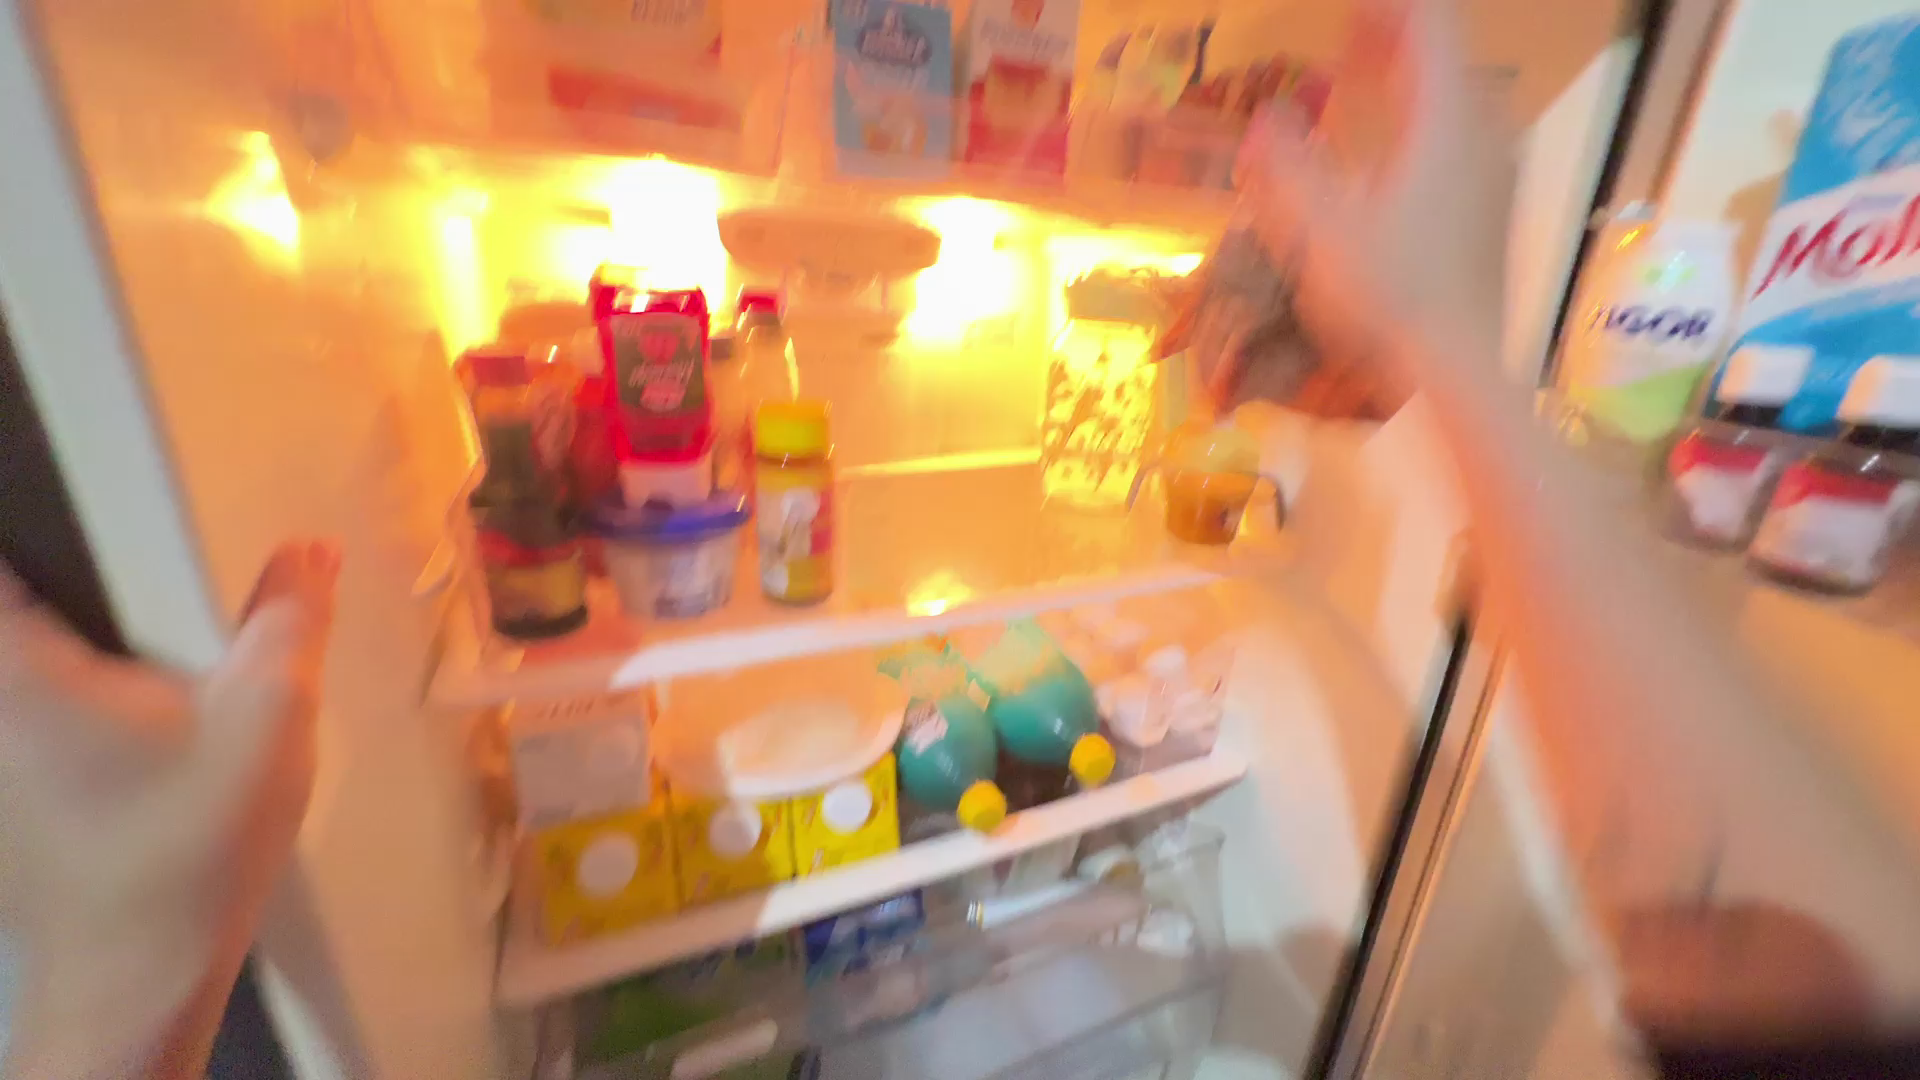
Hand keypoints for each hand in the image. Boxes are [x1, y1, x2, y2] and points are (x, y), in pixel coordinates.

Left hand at [1, 541, 338, 1076]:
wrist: (142, 961)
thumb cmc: (197, 830)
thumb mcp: (269, 711)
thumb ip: (289, 620)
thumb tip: (310, 545)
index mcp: (18, 672)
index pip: (6, 560)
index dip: (38, 510)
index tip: (107, 491)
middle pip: (31, 605)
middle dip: (99, 578)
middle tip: (179, 567)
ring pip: (41, 657)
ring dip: (104, 624)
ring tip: (189, 620)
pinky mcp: (14, 778)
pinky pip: (48, 696)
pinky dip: (100, 673)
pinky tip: (166, 690)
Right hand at [1232, 0, 1516, 411]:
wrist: (1454, 364)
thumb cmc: (1388, 294)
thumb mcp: (1321, 231)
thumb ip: (1286, 172)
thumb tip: (1259, 122)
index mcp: (1446, 123)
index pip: (1428, 28)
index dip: (1389, 7)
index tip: (1351, 5)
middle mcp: (1483, 134)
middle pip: (1444, 61)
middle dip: (1395, 40)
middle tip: (1353, 33)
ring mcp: (1495, 173)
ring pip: (1454, 104)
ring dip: (1410, 86)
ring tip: (1370, 86)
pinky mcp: (1491, 211)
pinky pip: (1459, 141)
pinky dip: (1422, 127)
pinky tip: (1396, 156)